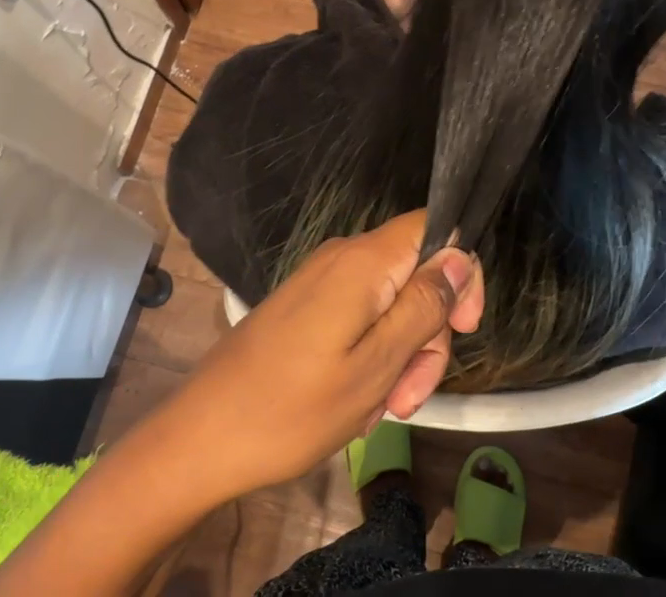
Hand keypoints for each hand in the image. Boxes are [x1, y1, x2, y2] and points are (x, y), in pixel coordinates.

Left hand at [141, 211, 483, 500]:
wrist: (201, 438)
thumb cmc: (293, 409)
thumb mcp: (375, 366)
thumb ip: (423, 307)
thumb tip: (460, 257)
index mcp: (363, 262)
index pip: (435, 228)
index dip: (462, 271)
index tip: (463, 329)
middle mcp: (342, 258)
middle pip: (415, 274)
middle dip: (427, 335)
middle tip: (409, 398)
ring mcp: (321, 283)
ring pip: (390, 304)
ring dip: (400, 357)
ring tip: (379, 411)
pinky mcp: (306, 307)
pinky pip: (359, 319)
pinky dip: (371, 358)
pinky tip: (357, 402)